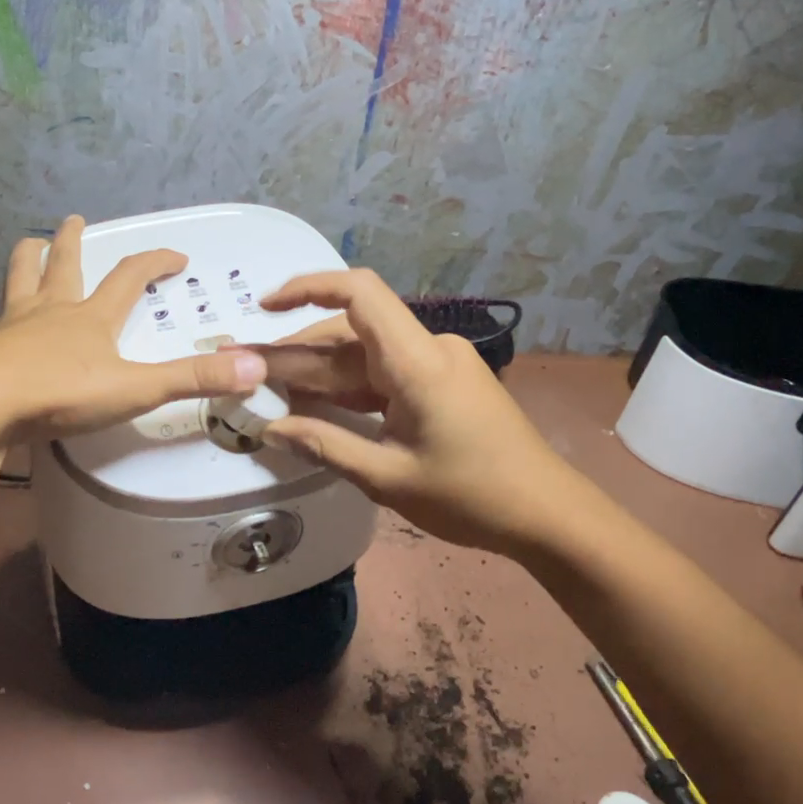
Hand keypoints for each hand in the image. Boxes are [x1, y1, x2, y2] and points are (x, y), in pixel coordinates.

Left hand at [0, 216, 267, 442]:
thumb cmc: (60, 394)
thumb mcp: (135, 389)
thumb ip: (191, 379)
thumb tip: (256, 367)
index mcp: (90, 318)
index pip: (129, 278)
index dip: (154, 263)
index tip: (176, 256)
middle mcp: (50, 311)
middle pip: (62, 265)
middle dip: (71, 242)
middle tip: (71, 220)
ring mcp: (12, 326)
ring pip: (19, 280)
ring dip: (26, 260)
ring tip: (28, 244)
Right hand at [254, 269, 595, 552]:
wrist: (550, 516)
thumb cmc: (472, 496)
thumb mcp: (388, 478)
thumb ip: (325, 446)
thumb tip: (270, 429)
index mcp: (417, 361)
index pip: (359, 293)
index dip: (307, 287)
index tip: (265, 307)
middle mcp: (428, 350)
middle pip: (352, 331)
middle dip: (299, 352)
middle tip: (252, 376)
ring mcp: (439, 366)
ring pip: (365, 356)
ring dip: (322, 375)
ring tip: (273, 395)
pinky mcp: (444, 385)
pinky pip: (386, 375)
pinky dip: (350, 390)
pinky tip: (317, 409)